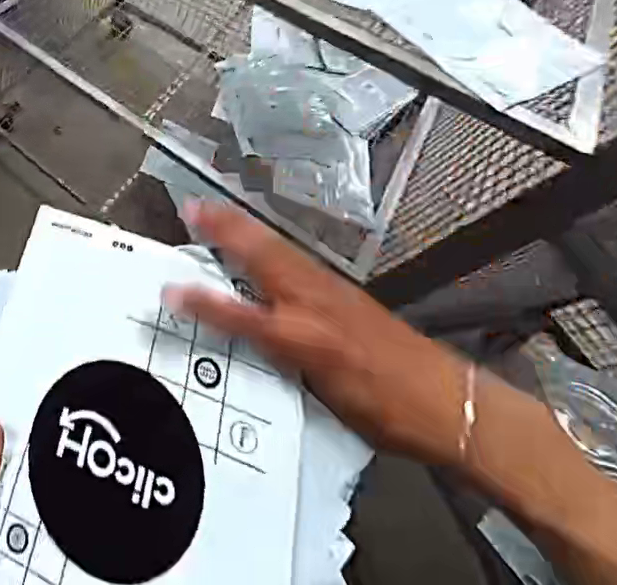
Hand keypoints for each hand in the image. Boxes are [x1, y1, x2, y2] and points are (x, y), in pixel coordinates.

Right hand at [163, 200, 470, 467]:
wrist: (446, 400)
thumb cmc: (384, 409)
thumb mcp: (325, 398)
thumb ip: (284, 364)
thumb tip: (250, 343)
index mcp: (304, 335)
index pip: (240, 315)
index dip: (202, 304)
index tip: (169, 291)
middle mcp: (312, 302)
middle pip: (260, 257)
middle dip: (223, 230)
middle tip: (192, 208)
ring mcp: (329, 288)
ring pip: (276, 249)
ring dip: (241, 226)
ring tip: (214, 209)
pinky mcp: (340, 287)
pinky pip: (292, 254)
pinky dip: (266, 238)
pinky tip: (259, 236)